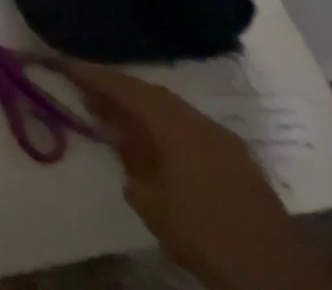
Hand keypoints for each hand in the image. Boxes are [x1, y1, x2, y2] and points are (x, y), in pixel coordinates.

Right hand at [56, 61, 331, 289]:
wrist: (271, 275)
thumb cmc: (200, 231)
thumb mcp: (146, 196)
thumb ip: (128, 155)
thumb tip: (117, 132)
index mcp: (181, 130)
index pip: (128, 89)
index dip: (92, 74)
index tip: (59, 63)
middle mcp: (205, 127)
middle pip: (152, 94)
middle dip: (114, 86)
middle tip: (78, 83)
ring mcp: (225, 143)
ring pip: (172, 109)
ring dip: (137, 104)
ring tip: (104, 107)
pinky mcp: (235, 161)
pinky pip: (187, 126)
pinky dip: (158, 121)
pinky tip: (142, 134)